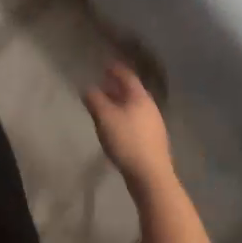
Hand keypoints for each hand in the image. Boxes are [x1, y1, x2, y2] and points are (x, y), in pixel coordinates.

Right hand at [85, 63, 174, 184]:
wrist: (151, 177)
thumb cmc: (127, 141)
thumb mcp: (104, 117)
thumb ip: (94, 99)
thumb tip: (87, 87)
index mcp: (140, 97)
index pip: (127, 76)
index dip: (115, 69)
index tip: (105, 64)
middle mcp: (150, 107)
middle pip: (132, 91)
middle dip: (117, 86)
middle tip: (103, 83)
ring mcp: (154, 125)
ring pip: (135, 107)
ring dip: (121, 102)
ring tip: (106, 105)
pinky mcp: (154, 142)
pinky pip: (137, 121)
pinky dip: (125, 116)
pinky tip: (117, 126)